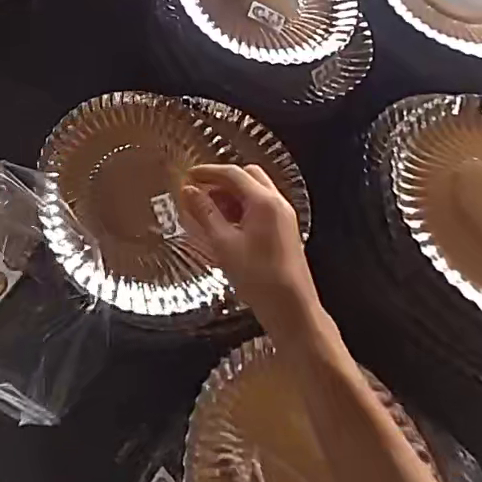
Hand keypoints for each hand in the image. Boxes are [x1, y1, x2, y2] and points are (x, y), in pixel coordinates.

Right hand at [179, 164, 323, 339]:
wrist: (292, 309)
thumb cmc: (259, 278)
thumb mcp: (224, 244)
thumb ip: (205, 214)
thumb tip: (190, 192)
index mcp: (264, 202)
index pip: (233, 173)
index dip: (208, 172)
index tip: (189, 176)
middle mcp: (278, 203)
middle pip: (247, 176)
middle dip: (222, 181)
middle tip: (200, 193)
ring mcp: (284, 216)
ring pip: (255, 191)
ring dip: (232, 195)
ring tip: (209, 213)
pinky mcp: (285, 230)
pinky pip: (262, 207)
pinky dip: (243, 208)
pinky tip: (227, 227)